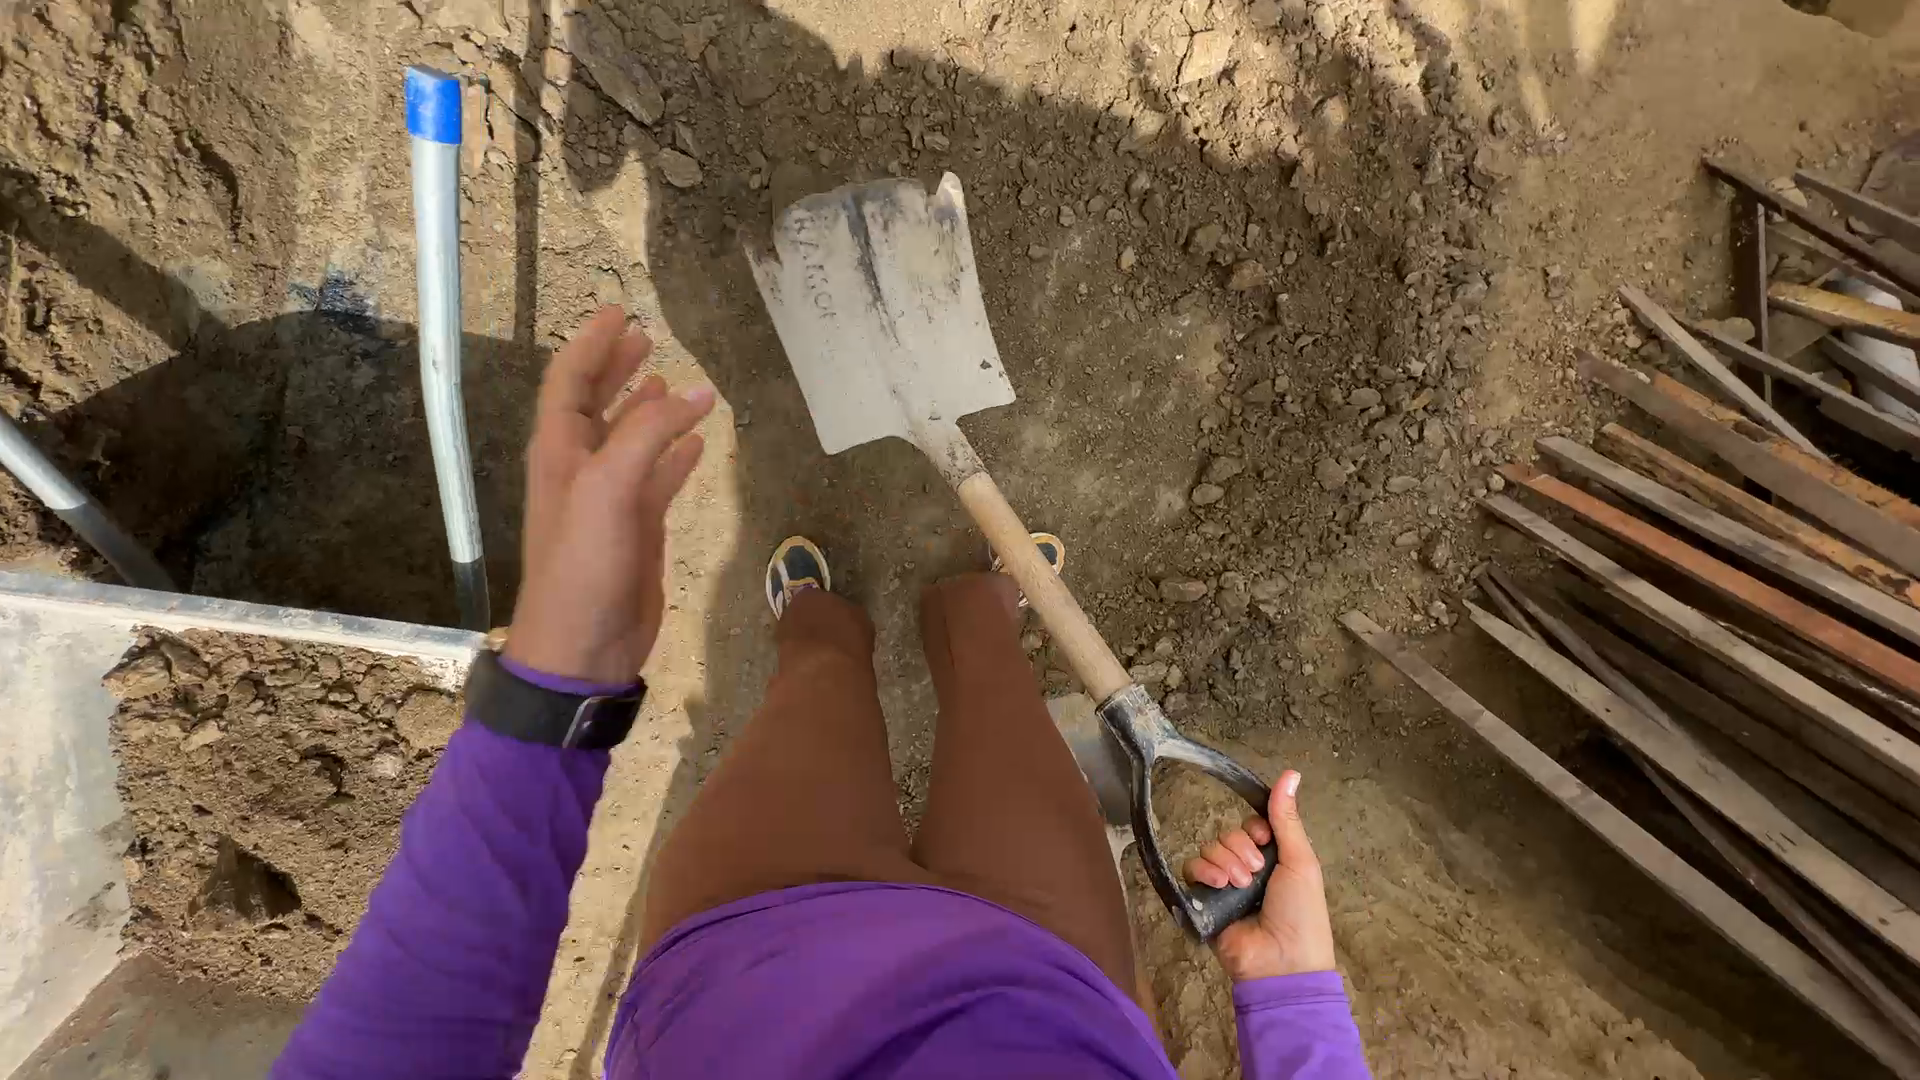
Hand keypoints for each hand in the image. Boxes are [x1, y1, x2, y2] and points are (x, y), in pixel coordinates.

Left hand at [504, 306, 715, 684]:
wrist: (586, 643)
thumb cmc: (585, 564)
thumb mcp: (609, 489)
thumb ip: (649, 436)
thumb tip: (696, 392)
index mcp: (561, 452)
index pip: (570, 382)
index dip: (591, 344)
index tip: (618, 310)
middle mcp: (583, 468)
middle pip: (598, 403)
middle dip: (617, 367)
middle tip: (644, 336)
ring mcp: (612, 499)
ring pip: (633, 439)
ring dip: (650, 409)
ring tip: (672, 382)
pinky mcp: (639, 527)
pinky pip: (660, 478)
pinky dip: (676, 456)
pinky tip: (697, 444)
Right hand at [1183, 770, 1337, 982]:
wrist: (1281, 962)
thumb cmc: (1300, 913)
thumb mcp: (1300, 861)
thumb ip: (1286, 818)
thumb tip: (1290, 772)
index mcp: (1274, 859)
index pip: (1252, 826)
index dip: (1254, 830)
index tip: (1263, 841)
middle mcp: (1248, 868)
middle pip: (1229, 835)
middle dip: (1240, 850)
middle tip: (1255, 872)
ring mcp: (1225, 884)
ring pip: (1210, 848)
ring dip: (1225, 863)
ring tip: (1238, 885)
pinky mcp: (1204, 899)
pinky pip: (1192, 868)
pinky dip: (1203, 872)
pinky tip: (1218, 884)